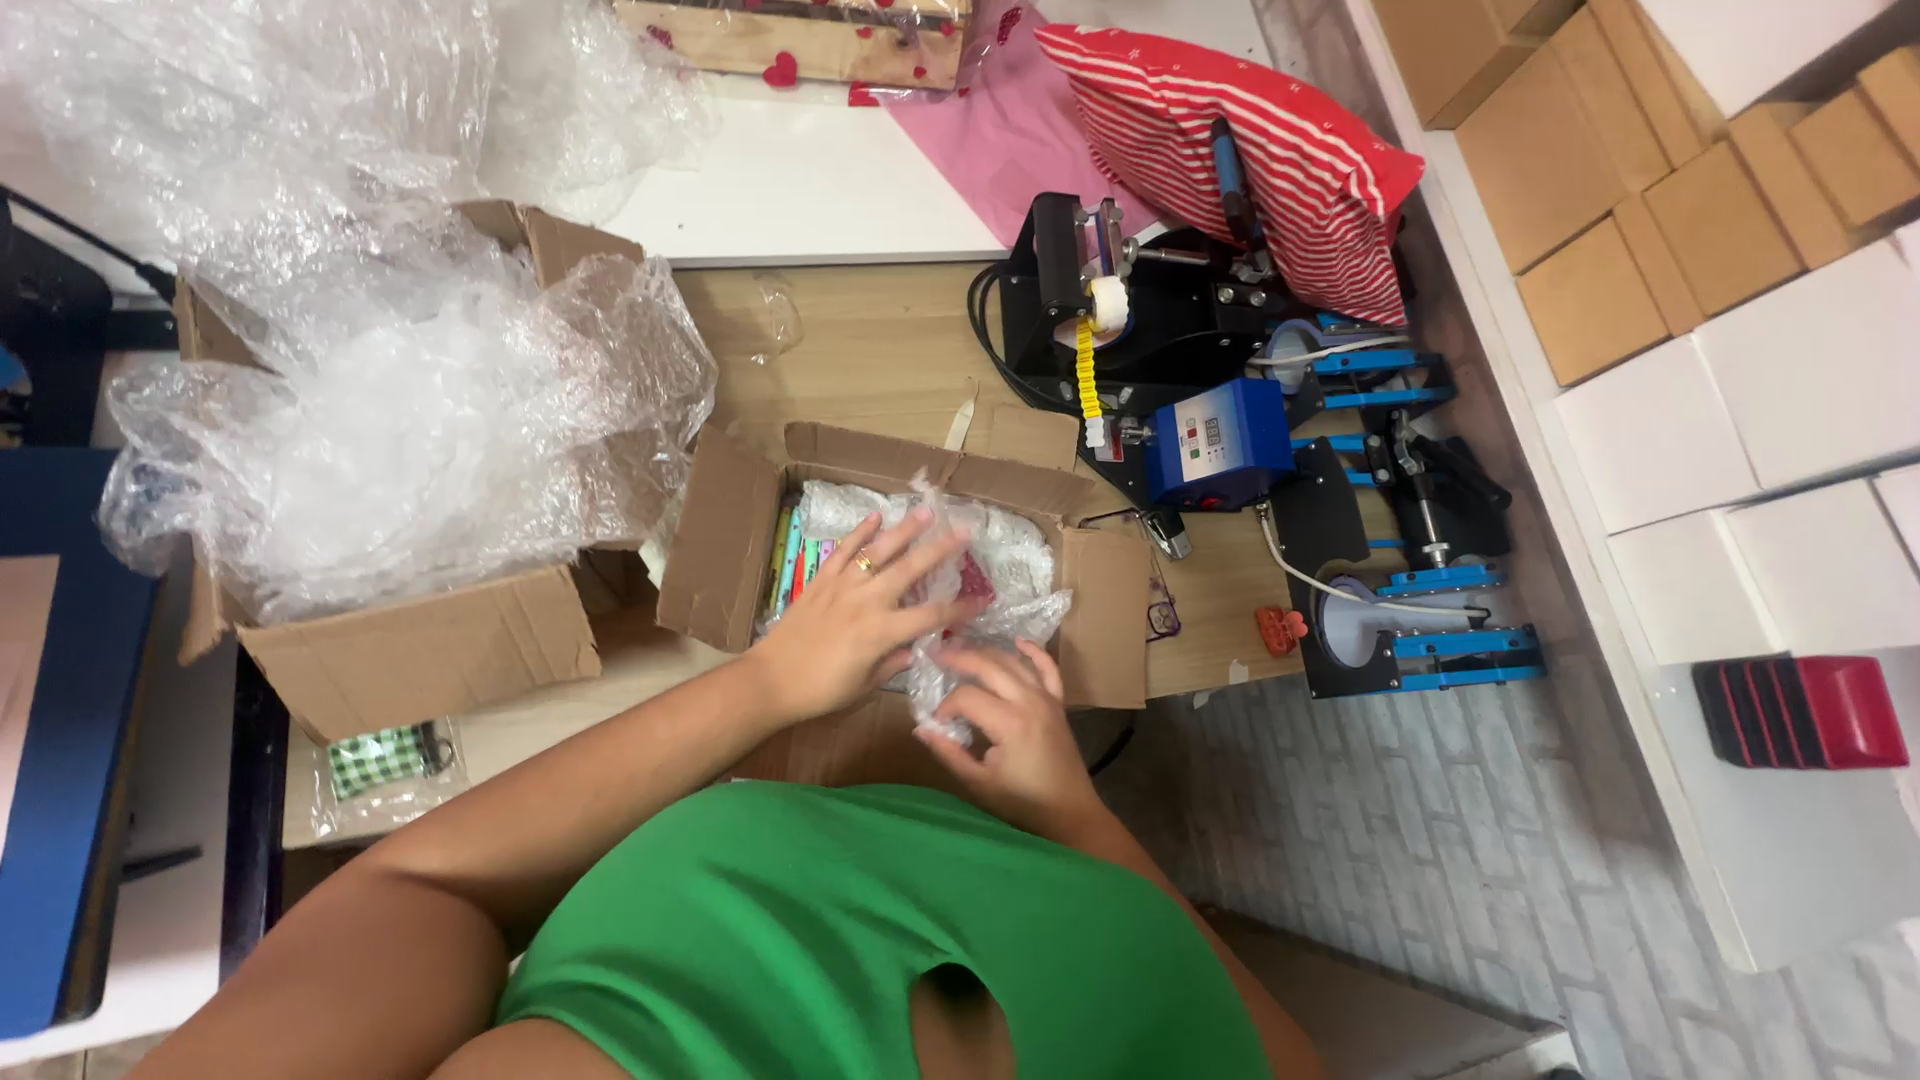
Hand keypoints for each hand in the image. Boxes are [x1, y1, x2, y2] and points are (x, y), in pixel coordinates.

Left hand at [745, 508, 984, 727]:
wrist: (770, 680)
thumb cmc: (820, 690)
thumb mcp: (863, 686)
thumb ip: (891, 663)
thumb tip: (914, 649)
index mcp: (881, 632)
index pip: (931, 616)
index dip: (960, 609)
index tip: (982, 601)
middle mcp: (866, 602)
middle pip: (911, 569)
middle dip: (940, 549)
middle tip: (963, 531)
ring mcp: (842, 586)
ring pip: (878, 552)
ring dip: (904, 530)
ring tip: (925, 512)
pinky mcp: (821, 580)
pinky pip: (843, 551)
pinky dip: (859, 532)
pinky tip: (875, 516)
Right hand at [913, 640, 1114, 843]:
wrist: (1070, 812)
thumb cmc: (1023, 802)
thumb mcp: (979, 783)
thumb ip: (949, 753)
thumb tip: (921, 728)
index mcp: (1009, 723)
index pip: (967, 697)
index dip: (946, 706)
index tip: (938, 722)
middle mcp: (1029, 701)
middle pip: (989, 666)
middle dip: (960, 658)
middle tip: (937, 655)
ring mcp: (1047, 699)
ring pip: (1015, 662)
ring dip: (988, 652)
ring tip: (963, 649)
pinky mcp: (1058, 703)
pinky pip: (1049, 669)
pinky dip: (1035, 652)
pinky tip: (1020, 642)